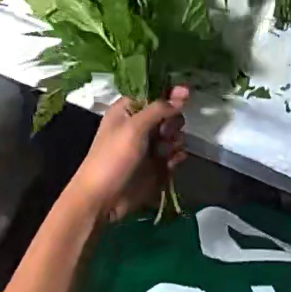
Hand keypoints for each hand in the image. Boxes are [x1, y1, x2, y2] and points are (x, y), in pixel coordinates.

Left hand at [60, 87, 189, 223]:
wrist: (103, 198)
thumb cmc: (113, 157)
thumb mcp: (134, 128)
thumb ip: (158, 109)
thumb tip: (179, 97)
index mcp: (128, 110)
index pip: (154, 93)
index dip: (170, 93)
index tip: (187, 93)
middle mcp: (140, 125)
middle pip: (169, 114)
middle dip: (172, 122)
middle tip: (164, 133)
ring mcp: (149, 146)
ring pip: (174, 134)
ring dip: (174, 141)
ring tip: (164, 151)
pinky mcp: (157, 165)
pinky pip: (175, 154)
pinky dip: (176, 156)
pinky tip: (172, 162)